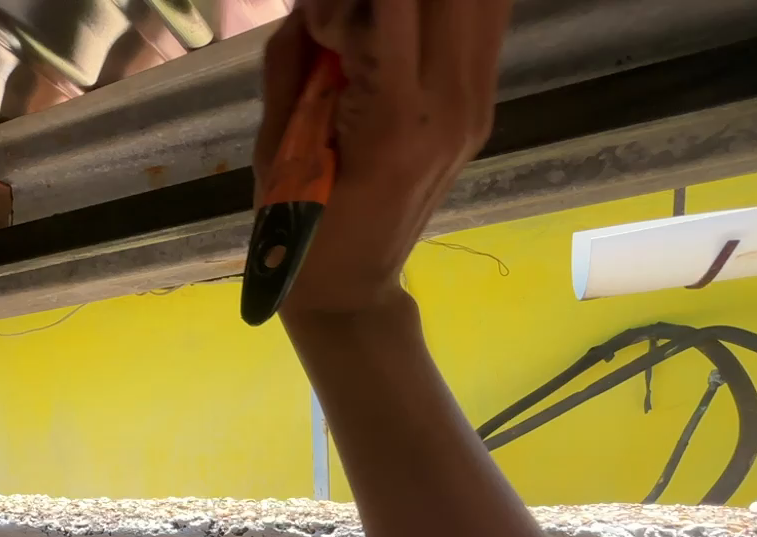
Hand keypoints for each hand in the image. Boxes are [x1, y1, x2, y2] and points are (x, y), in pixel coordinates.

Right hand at [256, 0, 511, 315]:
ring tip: (374, 23)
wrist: (349, 288)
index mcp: (392, 123)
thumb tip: (310, 3)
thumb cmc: (297, 234)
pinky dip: (444, 8)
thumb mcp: (273, 155)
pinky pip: (483, 19)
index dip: (340, 1)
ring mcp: (477, 104)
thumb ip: (290, 67)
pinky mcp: (483, 105)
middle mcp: (452, 104)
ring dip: (421, 1)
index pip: (388, 5)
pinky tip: (405, 26)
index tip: (313, 17)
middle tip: (344, 17)